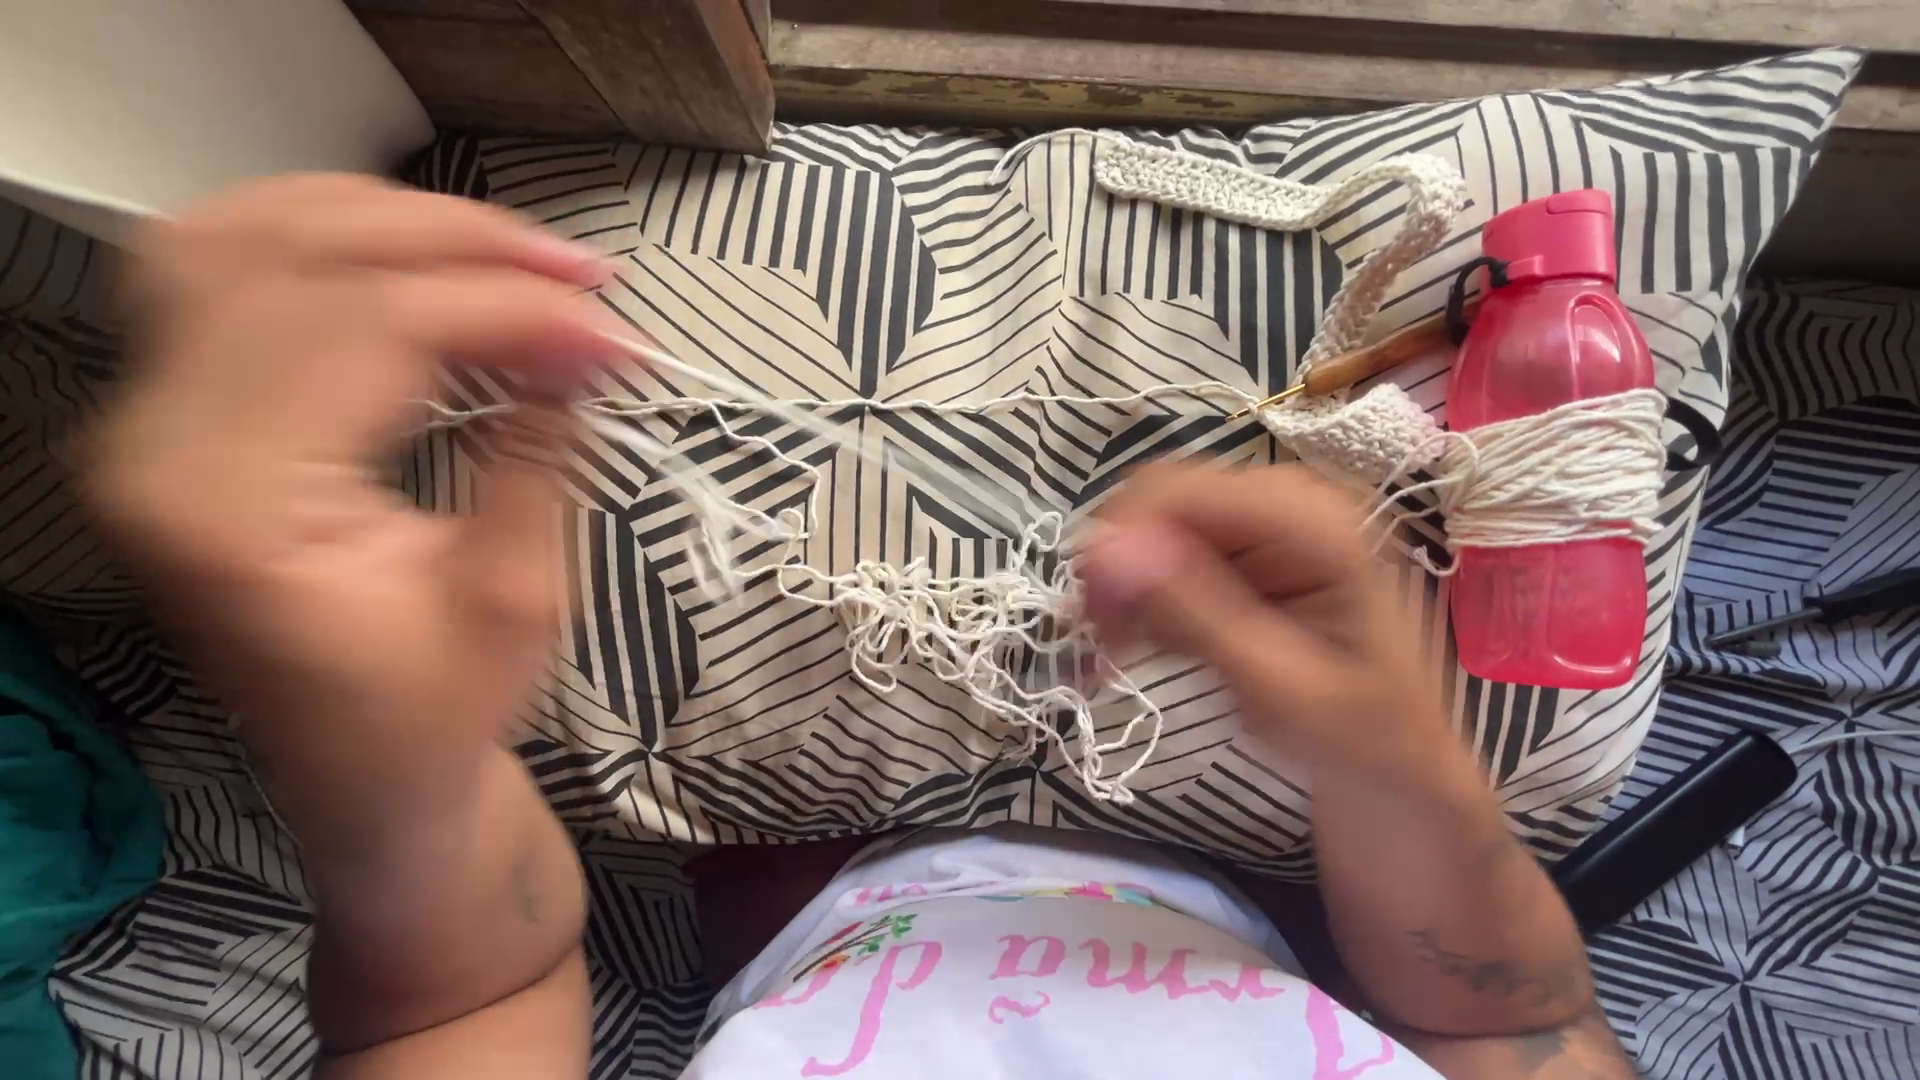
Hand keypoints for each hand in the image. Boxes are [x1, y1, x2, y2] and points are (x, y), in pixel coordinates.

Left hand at [86, 175, 620, 839]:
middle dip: (459, 243)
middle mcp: (158, 443)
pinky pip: (229, 274)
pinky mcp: (183, 420)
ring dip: (393, 225)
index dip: (510, 311)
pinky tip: (418, 255)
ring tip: (516, 254)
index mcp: (236, 504)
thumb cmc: (446, 713)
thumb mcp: (518, 595)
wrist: (369, 777)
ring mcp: (152, 423)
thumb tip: (587, 345)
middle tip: (581, 272)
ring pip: (242, 239)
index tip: (618, 334)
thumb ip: (539, 452)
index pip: (371, 331)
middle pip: (295, 259)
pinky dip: (332, 240)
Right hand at [1078, 463, 1449, 777]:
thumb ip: (1190, 613)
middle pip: (1159, 504)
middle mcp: (1286, 502)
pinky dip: (1145, 601)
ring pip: (1153, 530)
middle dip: (1118, 570)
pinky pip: (1168, 557)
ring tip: (1121, 656)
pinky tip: (1147, 646)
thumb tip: (1102, 550)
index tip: (1090, 616)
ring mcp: (1266, 525)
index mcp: (1311, 520)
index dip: (1117, 542)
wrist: (1398, 766)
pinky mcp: (1248, 551)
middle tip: (1100, 642)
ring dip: (1126, 592)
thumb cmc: (1358, 737)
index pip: (1177, 490)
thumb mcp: (1271, 684)